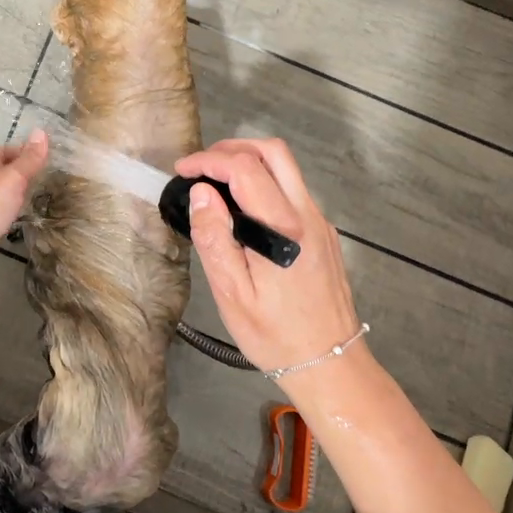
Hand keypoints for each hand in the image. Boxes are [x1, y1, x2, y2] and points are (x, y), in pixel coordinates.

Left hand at [0, 130, 49, 273]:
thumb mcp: (12, 178)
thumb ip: (28, 160)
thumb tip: (40, 131)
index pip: (0, 152)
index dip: (18, 149)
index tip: (39, 154)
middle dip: (17, 171)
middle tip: (41, 176)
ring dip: (13, 193)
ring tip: (34, 196)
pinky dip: (8, 213)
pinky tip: (16, 220)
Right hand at [177, 138, 360, 374]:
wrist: (330, 364)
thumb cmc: (274, 334)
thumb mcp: (231, 293)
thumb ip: (215, 238)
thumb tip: (202, 193)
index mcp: (283, 228)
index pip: (245, 169)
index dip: (209, 160)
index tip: (182, 171)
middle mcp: (307, 215)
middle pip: (274, 153)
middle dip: (232, 148)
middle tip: (200, 167)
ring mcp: (319, 222)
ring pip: (287, 169)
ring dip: (248, 162)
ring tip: (214, 185)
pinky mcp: (323, 233)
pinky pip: (292, 191)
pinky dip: (262, 183)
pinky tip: (240, 212)